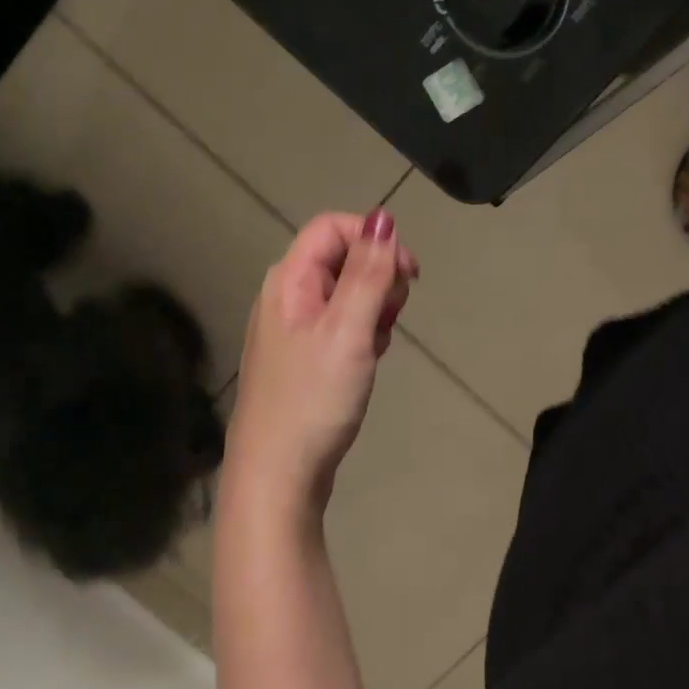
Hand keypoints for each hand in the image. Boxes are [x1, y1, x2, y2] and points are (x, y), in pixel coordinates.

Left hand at [223, 209, 417, 520]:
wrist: (279, 472)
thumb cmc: (314, 400)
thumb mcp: (347, 330)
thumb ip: (367, 273)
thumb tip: (384, 217)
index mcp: (290, 281)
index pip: (333, 228)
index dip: (375, 240)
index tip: (410, 276)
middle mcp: (286, 300)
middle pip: (340, 260)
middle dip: (378, 279)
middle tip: (392, 318)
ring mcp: (293, 335)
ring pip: (345, 298)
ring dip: (373, 311)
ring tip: (378, 348)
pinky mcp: (304, 365)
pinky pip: (341, 331)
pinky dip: (362, 338)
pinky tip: (368, 365)